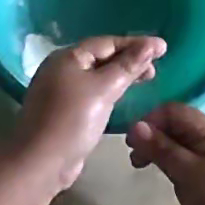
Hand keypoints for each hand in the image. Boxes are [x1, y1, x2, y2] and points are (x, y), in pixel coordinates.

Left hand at [13, 35, 164, 188]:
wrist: (41, 161)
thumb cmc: (72, 120)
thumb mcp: (103, 89)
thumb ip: (128, 66)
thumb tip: (153, 43)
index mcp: (67, 57)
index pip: (106, 42)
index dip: (135, 44)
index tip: (163, 48)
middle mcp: (61, 69)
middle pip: (101, 57)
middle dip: (129, 60)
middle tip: (156, 69)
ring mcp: (61, 91)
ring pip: (97, 76)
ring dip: (121, 76)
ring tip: (146, 80)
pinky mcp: (65, 111)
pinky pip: (92, 93)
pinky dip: (110, 91)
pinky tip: (124, 97)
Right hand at [126, 103, 204, 204]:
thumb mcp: (187, 171)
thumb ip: (161, 147)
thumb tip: (134, 125)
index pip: (174, 110)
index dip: (150, 120)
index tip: (131, 142)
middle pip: (174, 124)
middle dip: (150, 134)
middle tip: (134, 156)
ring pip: (175, 142)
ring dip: (155, 148)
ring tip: (139, 165)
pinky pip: (181, 158)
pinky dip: (165, 160)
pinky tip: (157, 171)